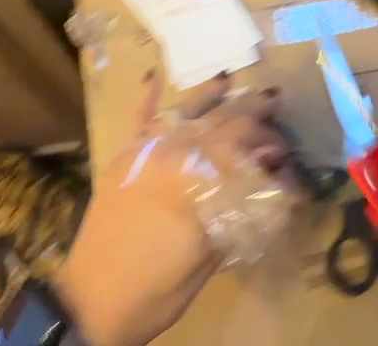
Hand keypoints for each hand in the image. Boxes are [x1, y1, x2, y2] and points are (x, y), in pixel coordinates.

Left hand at [55, 73, 292, 345]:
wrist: (91, 303)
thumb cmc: (157, 290)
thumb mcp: (207, 259)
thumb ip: (237, 211)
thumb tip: (270, 178)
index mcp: (196, 181)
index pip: (241, 146)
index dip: (268, 143)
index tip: (286, 149)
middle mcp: (172, 156)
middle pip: (217, 124)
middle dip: (249, 113)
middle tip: (273, 102)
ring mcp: (144, 153)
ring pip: (182, 112)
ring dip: (208, 95)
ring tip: (229, 79)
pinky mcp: (123, 159)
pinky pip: (135, 120)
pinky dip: (144, 96)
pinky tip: (153, 74)